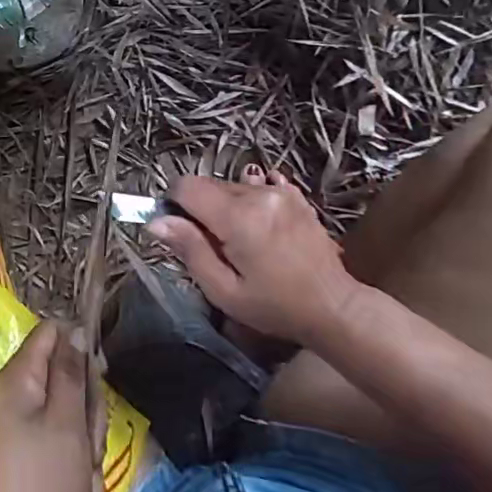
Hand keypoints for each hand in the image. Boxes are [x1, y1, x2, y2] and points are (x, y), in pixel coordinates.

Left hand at [0, 319, 95, 491]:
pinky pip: (68, 436)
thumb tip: (74, 327)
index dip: (79, 347)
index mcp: (19, 376)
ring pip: (74, 407)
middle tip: (87, 435)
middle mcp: (19, 391)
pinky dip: (80, 457)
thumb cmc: (45, 484)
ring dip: (88, 436)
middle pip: (68, 371)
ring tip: (84, 465)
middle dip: (88, 403)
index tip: (97, 376)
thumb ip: (70, 371)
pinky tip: (80, 482)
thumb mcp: (66, 421)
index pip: (52, 332)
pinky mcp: (36, 447)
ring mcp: (26, 420)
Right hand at [150, 170, 361, 342]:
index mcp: (239, 217)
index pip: (187, 186)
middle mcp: (259, 194)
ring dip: (224, 207)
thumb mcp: (224, 290)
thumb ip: (190, 250)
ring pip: (231, 185)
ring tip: (239, 242)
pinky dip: (248, 202)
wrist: (334, 307)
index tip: (180, 230)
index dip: (174, 204)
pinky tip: (258, 229)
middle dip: (200, 209)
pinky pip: (256, 187)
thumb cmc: (275, 307)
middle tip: (213, 246)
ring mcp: (280, 192)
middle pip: (208, 184)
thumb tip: (157, 222)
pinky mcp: (293, 196)